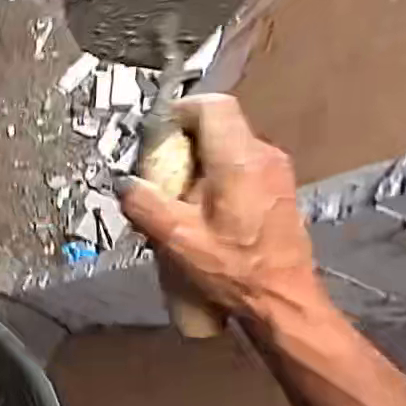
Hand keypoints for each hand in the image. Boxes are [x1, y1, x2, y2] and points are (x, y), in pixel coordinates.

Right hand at [116, 95, 331, 327]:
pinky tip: (197, 213)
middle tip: (155, 178)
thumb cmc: (231, 269)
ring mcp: (275, 171)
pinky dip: (210, 179)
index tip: (153, 136)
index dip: (178, 112)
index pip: (212, 107)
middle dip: (179, 146)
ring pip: (224, 148)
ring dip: (193, 165)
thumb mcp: (175, 238)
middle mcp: (263, 156)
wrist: (281, 299)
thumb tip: (124, 183)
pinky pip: (236, 167)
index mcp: (239, 161)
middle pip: (215, 128)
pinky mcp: (276, 188)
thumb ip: (143, 203)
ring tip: (172, 201)